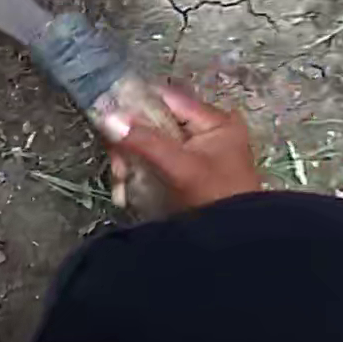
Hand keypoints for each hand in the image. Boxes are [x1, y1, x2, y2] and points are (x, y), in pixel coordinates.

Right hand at [101, 86, 258, 213]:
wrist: (235, 243)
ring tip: (121, 180)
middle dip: (130, 140)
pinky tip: (126, 186)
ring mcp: (195, 151)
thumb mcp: (179, 167)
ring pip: (149, 141)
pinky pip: (152, 159)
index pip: (167, 98)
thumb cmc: (214, 199)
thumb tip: (109, 119)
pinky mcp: (184, 170)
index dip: (136, 104)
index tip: (107, 116)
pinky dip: (137, 171)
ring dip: (129, 159)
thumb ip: (145, 141)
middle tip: (116, 163)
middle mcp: (205, 131)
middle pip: (154, 121)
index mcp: (215, 121)